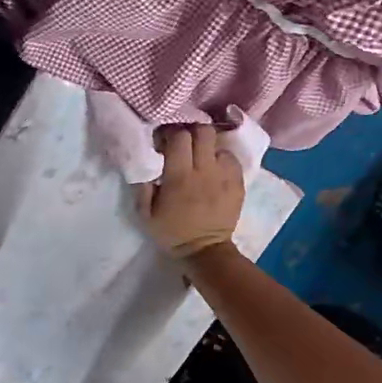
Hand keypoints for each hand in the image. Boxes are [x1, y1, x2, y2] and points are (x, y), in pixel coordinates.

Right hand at [135, 124, 242, 258]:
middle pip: (203, 132)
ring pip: (218, 144)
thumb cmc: (172, 232)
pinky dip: (221, 158)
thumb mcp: (145, 213)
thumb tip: (145, 163)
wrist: (206, 251)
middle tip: (183, 141)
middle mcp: (204, 171)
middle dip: (191, 131)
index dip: (170, 132)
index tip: (163, 140)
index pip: (179, 136)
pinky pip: (231, 159)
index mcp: (179, 176)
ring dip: (207, 146)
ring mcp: (225, 176)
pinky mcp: (238, 184)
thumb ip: (143, 186)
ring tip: (200, 156)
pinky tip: (213, 168)